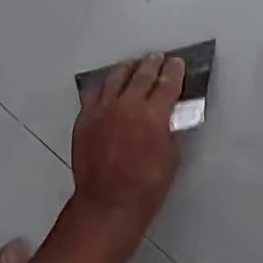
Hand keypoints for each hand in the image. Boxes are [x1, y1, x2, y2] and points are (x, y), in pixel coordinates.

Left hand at [71, 52, 184, 231]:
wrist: (108, 203)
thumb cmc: (145, 187)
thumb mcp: (171, 155)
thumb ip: (170, 128)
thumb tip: (168, 116)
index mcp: (155, 114)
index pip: (168, 81)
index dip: (175, 70)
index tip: (177, 64)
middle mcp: (129, 105)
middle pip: (143, 72)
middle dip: (153, 63)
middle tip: (157, 58)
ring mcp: (104, 109)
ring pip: (117, 75)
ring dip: (129, 68)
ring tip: (134, 66)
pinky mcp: (85, 118)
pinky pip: (93, 91)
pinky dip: (104, 84)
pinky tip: (108, 85)